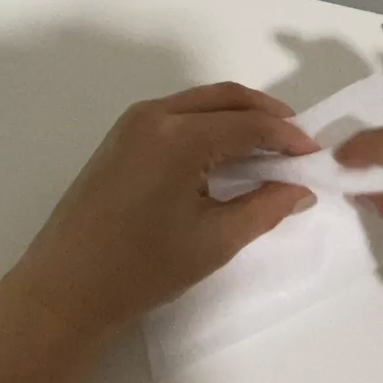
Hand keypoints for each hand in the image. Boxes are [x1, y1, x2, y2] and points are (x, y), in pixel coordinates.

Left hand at [0, 81, 320, 337]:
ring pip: (201, 100)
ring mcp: (135, 119)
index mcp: (179, 136)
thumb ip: (264, 208)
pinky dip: (210, 121)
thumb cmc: (143, 268)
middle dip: (266, 114)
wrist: (67, 285)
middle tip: (297, 141)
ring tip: (268, 145)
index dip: (287, 136)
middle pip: (225, 98)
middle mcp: (156, 113)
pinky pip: (179, 111)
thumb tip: (300, 190)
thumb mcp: (214, 241)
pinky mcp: (123, 132)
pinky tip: (226, 149)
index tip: (315, 155)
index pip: (248, 124)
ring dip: (238, 114)